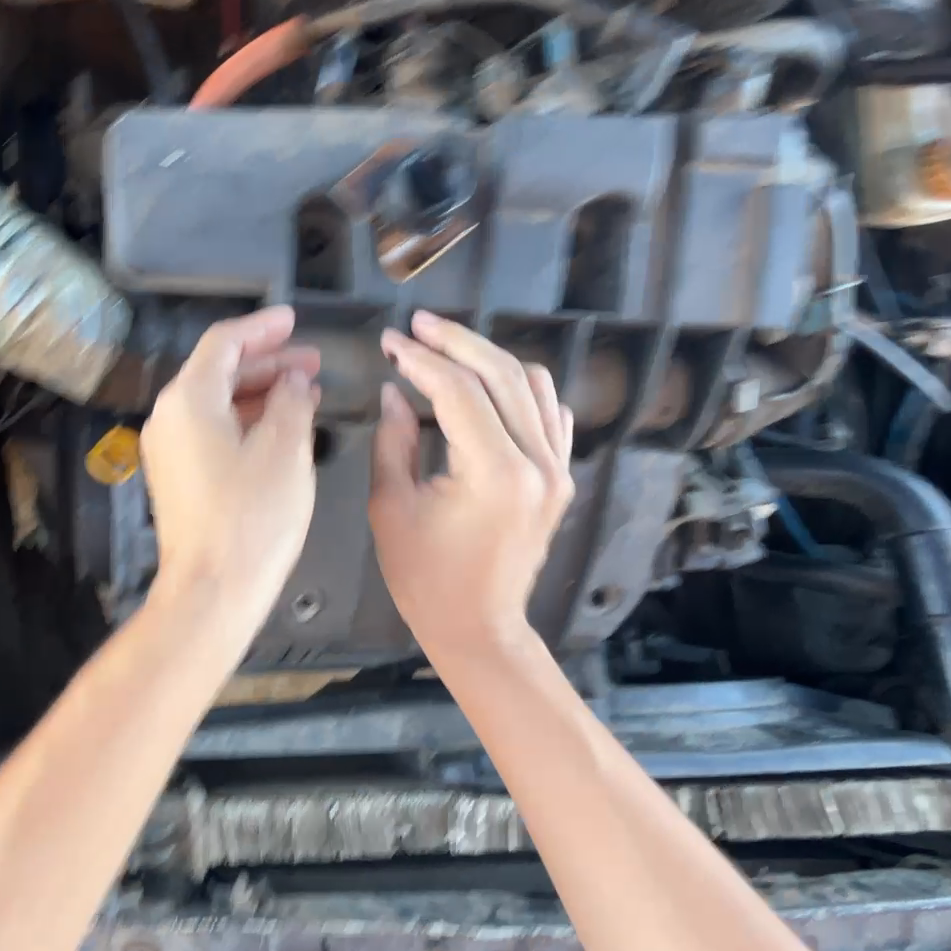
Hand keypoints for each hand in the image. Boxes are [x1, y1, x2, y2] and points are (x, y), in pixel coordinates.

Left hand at [141, 306, 321, 619]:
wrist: (212, 589)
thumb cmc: (252, 517)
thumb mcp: (285, 450)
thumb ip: (292, 401)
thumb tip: (293, 380)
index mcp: (188, 399)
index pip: (223, 343)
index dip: (262, 327)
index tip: (294, 320)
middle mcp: (168, 417)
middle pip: (217, 371)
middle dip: (267, 362)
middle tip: (312, 362)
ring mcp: (167, 449)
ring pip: (215, 403)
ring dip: (258, 393)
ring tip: (305, 393)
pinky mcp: (175, 476)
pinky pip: (210, 431)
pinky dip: (244, 421)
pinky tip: (279, 428)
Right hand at [370, 311, 573, 654]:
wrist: (477, 625)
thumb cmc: (423, 576)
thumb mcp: (390, 507)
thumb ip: (393, 441)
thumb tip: (396, 391)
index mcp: (494, 473)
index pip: (457, 391)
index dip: (420, 359)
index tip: (390, 341)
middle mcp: (538, 462)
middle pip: (501, 375)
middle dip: (455, 342)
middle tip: (418, 324)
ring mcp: (557, 469)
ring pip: (532, 384)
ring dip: (488, 358)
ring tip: (447, 347)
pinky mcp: (561, 477)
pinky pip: (549, 412)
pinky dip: (519, 388)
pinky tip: (488, 385)